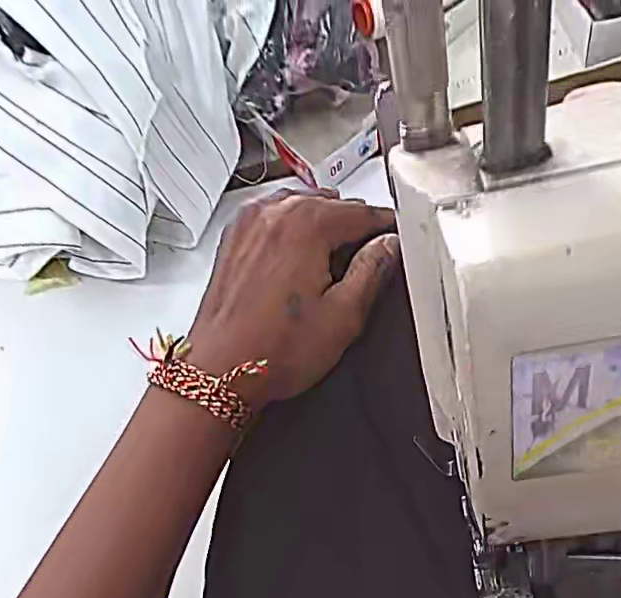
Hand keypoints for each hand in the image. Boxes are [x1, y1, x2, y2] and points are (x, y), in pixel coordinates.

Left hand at [184, 188, 399, 410]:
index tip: (397, 235)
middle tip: (373, 255)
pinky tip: (302, 264)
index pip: (361, 212)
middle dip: (354, 226)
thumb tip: (387, 247)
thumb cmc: (275, 349)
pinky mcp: (234, 240)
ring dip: (324, 227)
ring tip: (338, 262)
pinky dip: (295, 233)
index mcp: (305, 224)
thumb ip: (372, 272)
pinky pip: (275, 221)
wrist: (223, 369)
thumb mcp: (344, 316)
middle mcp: (273, 213)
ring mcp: (248, 224)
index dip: (385, 226)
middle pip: (329, 204)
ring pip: (301, 208)